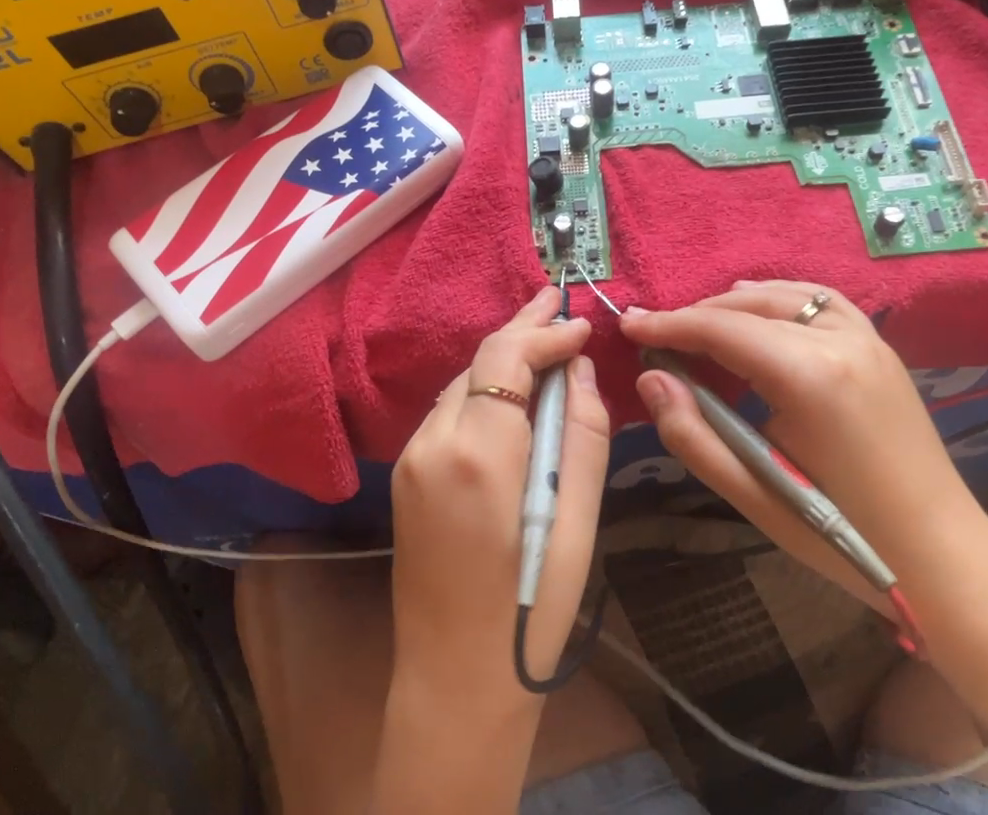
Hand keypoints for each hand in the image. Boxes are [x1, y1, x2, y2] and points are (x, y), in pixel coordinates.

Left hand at [388, 286, 609, 705]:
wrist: (455, 680)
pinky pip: (447, 417)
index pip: (504, 359)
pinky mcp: (405, 480)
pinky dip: (482, 396)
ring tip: (544, 344)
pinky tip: (512, 399)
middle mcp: (430, 445)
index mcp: (476, 455)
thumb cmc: (531, 613)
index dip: (543, 331)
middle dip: (521, 333)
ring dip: (501, 364)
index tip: (582, 324)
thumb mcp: (576, 526)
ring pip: (460, 388)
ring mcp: (409, 463)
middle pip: (478, 366)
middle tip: (561, 308)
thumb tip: (579, 372)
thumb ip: (581, 438)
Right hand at [619, 280, 982, 607]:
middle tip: (653, 333)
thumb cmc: (839, 532)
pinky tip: (761, 313)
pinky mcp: (881, 350)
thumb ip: (693, 433)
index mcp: (809, 377)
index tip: (627, 325)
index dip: (669, 325)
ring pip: (787, 295)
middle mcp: (841, 341)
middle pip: (750, 306)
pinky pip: (821, 302)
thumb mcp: (752, 493)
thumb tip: (651, 377)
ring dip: (736, 303)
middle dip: (696, 314)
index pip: (722, 331)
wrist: (937, 552)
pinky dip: (781, 299)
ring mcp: (868, 340)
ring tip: (697, 323)